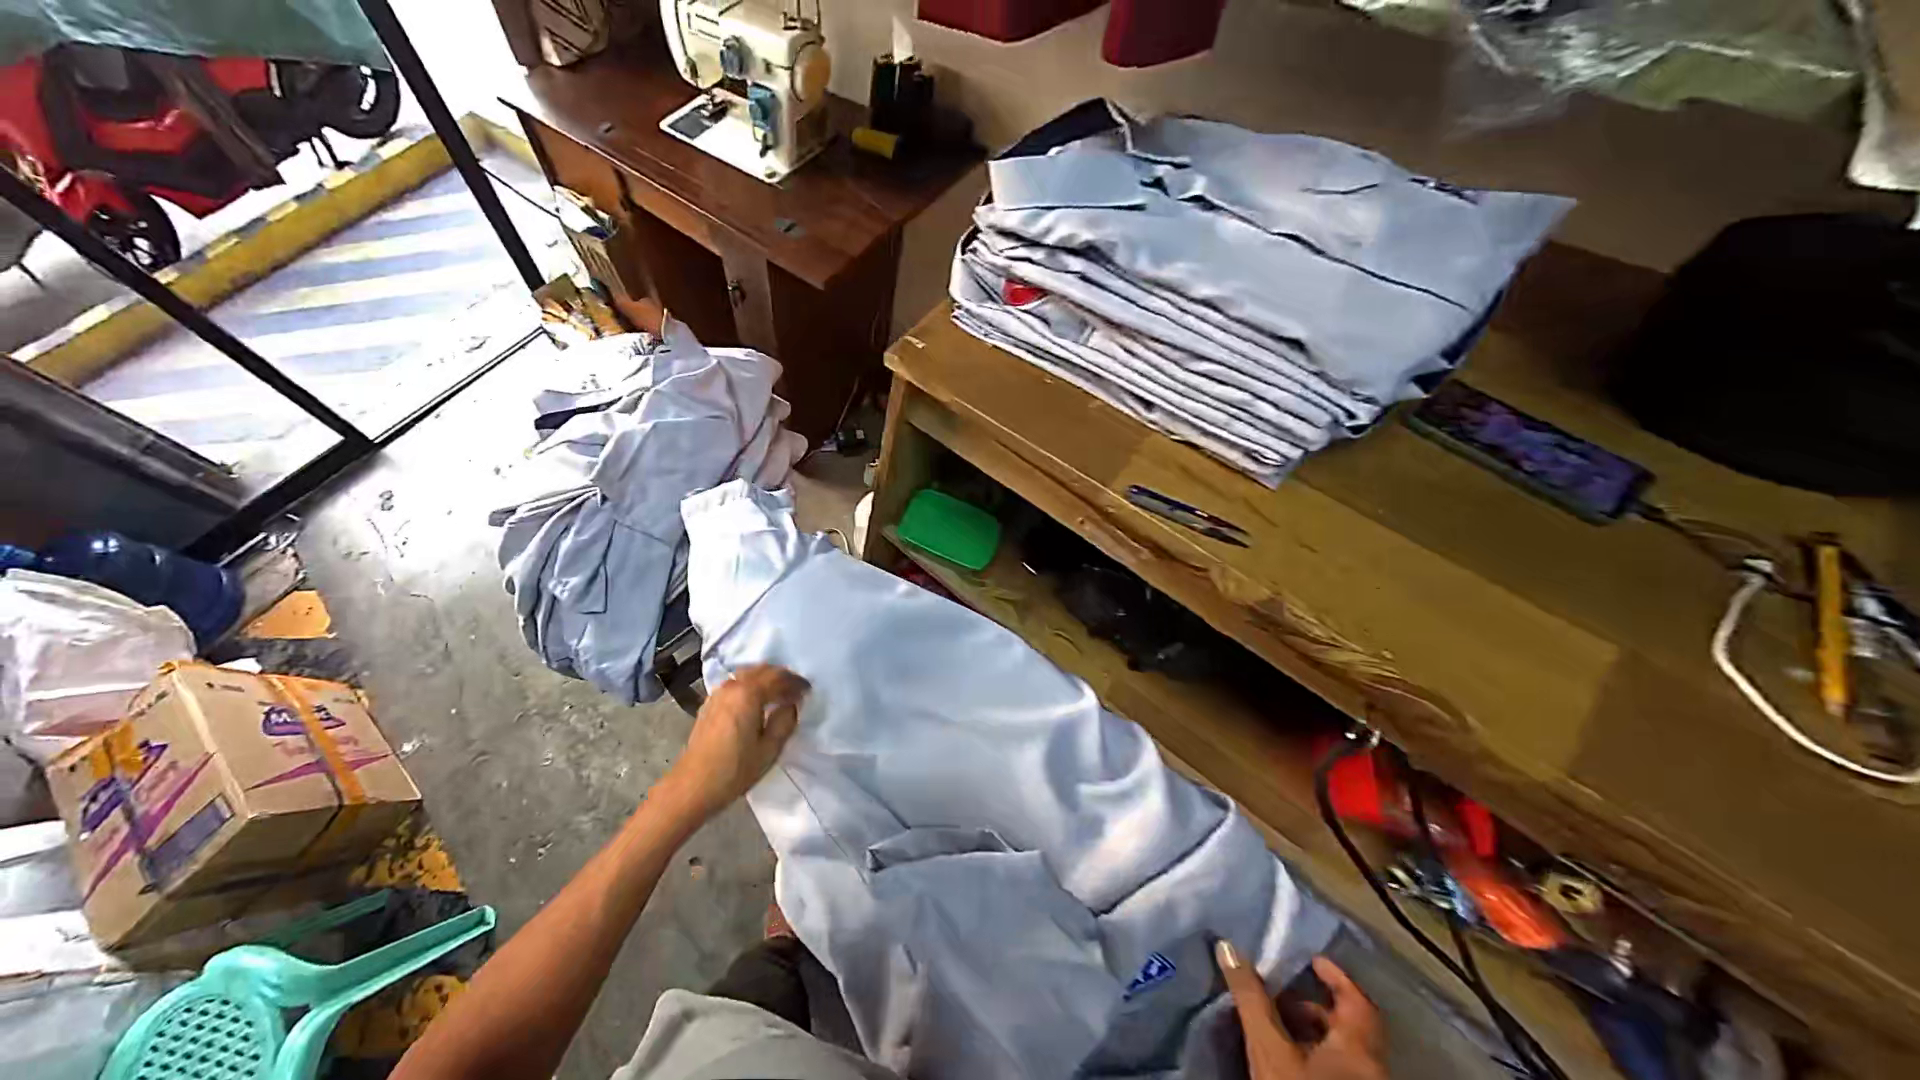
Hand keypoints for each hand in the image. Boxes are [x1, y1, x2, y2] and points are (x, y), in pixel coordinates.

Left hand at [660, 665, 809, 820]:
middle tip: (796, 690)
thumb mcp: (770, 749)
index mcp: (748, 694)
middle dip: (781, 677)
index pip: (778, 678)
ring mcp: (717, 694)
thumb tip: (791, 705)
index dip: (796, 683)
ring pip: (747, 675)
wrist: (693, 786)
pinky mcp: (709, 705)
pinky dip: (750, 686)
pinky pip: (735, 685)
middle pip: (761, 671)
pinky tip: (756, 701)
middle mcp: (732, 687)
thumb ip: (785, 721)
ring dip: (765, 680)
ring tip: (778, 694)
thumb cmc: (735, 770)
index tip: (808, 691)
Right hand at [1215, 941, 1386, 1079]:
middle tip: (1279, 997)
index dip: (1335, 976)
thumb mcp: (1268, 1046)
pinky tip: (1287, 1062)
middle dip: (1312, 1006)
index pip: (1357, 1000)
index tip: (1310, 961)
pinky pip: (1339, 1072)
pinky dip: (1315, 1058)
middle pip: (1348, 1026)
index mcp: (1359, 1048)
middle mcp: (1372, 1069)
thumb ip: (1251, 997)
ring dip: (1311, 1034)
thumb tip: (1227, 948)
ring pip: (1343, 1053)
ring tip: (1275, 1029)